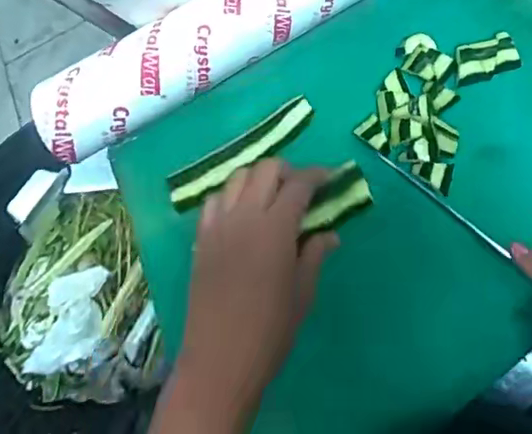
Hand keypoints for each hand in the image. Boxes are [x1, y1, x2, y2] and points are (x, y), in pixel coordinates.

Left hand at [153, 160, 338, 433]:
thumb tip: (330, 234)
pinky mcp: (201, 236)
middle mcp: (245, 215)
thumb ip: (314, 255)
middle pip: (266, 168)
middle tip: (301, 190)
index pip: (299, 184)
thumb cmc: (269, 333)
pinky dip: (231, 195)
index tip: (330, 177)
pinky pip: (215, 198)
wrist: (218, 363)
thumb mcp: (302, 295)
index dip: (317, 175)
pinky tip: (241, 213)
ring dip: (258, 177)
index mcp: (275, 228)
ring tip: (271, 196)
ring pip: (238, 176)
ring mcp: (219, 223)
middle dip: (288, 171)